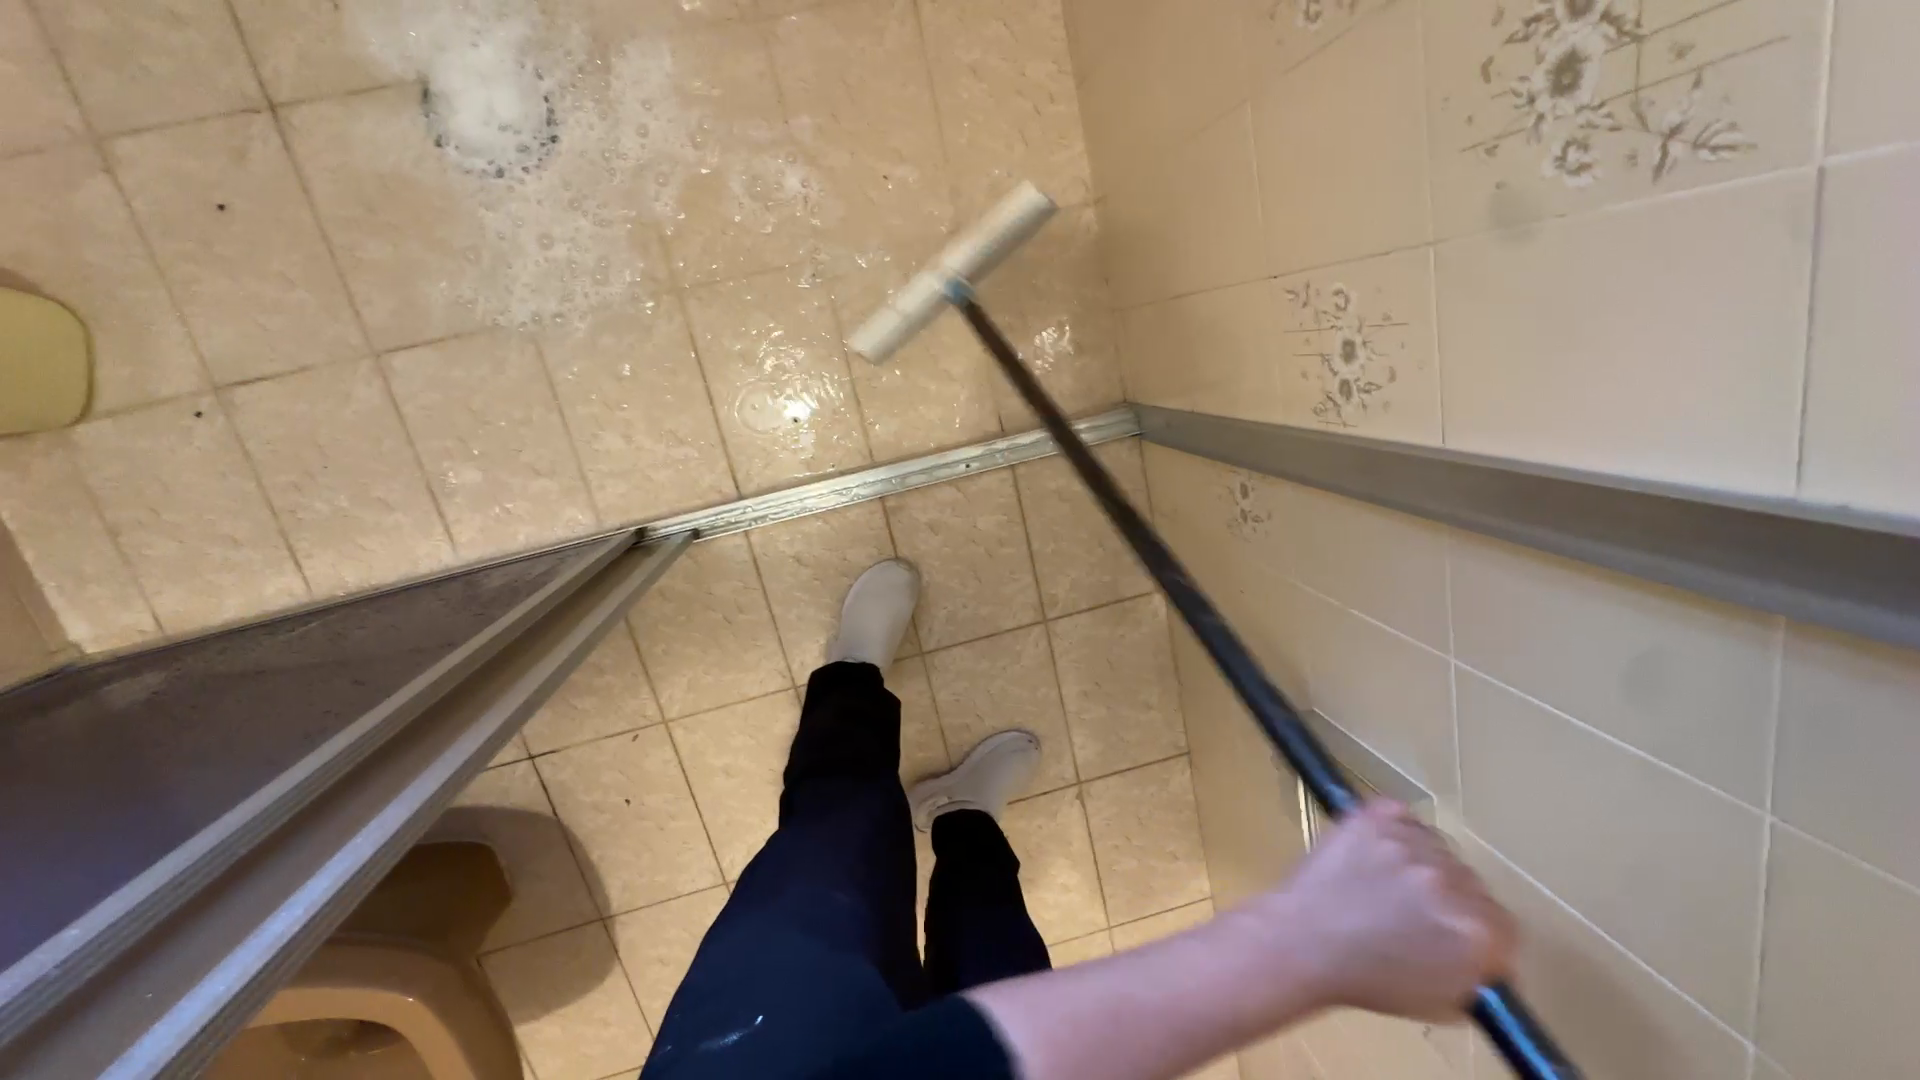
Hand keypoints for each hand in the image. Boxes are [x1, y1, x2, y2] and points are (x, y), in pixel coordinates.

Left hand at [1248, 799, 1515, 1020]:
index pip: (1504, 925)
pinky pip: (1401, 815)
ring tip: (1385, 884)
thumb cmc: (1367, 979)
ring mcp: (1408, 844)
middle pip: (1471, 884)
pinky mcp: (1373, 817)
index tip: (1456, 936)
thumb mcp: (1443, 999)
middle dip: (1451, 899)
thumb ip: (1477, 972)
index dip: (1480, 933)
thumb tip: (1490, 952)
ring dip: (1422, 863)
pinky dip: (1395, 829)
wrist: (1300, 940)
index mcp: (1477, 932)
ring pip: (1437, 847)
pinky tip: (1377, 852)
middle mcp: (1450, 881)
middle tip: (1413, 912)